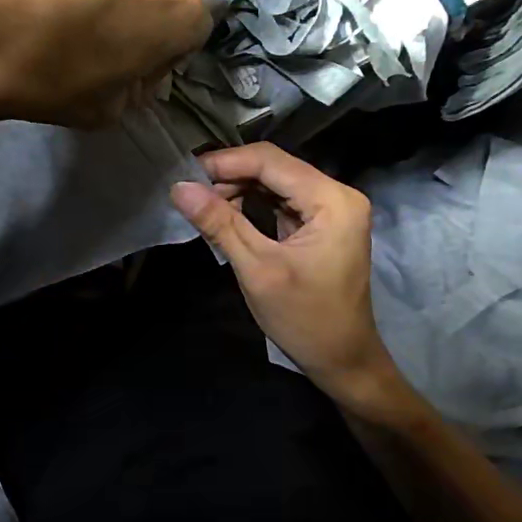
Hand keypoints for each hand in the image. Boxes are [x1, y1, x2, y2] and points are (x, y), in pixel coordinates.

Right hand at [170, 143, 399, 401]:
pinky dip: (255, 205)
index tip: (185, 174)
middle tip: (191, 194)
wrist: (343, 360)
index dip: (225, 162)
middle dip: (231, 176)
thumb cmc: (304, 319)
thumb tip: (178, 188)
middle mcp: (338, 194)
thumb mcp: (257, 269)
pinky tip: (227, 214)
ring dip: (240, 190)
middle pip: (275, 168)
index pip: (270, 161)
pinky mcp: (324, 224)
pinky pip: (284, 201)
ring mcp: (334, 209)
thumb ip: (220, 223)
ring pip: (277, 183)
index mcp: (332, 200)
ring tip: (204, 205)